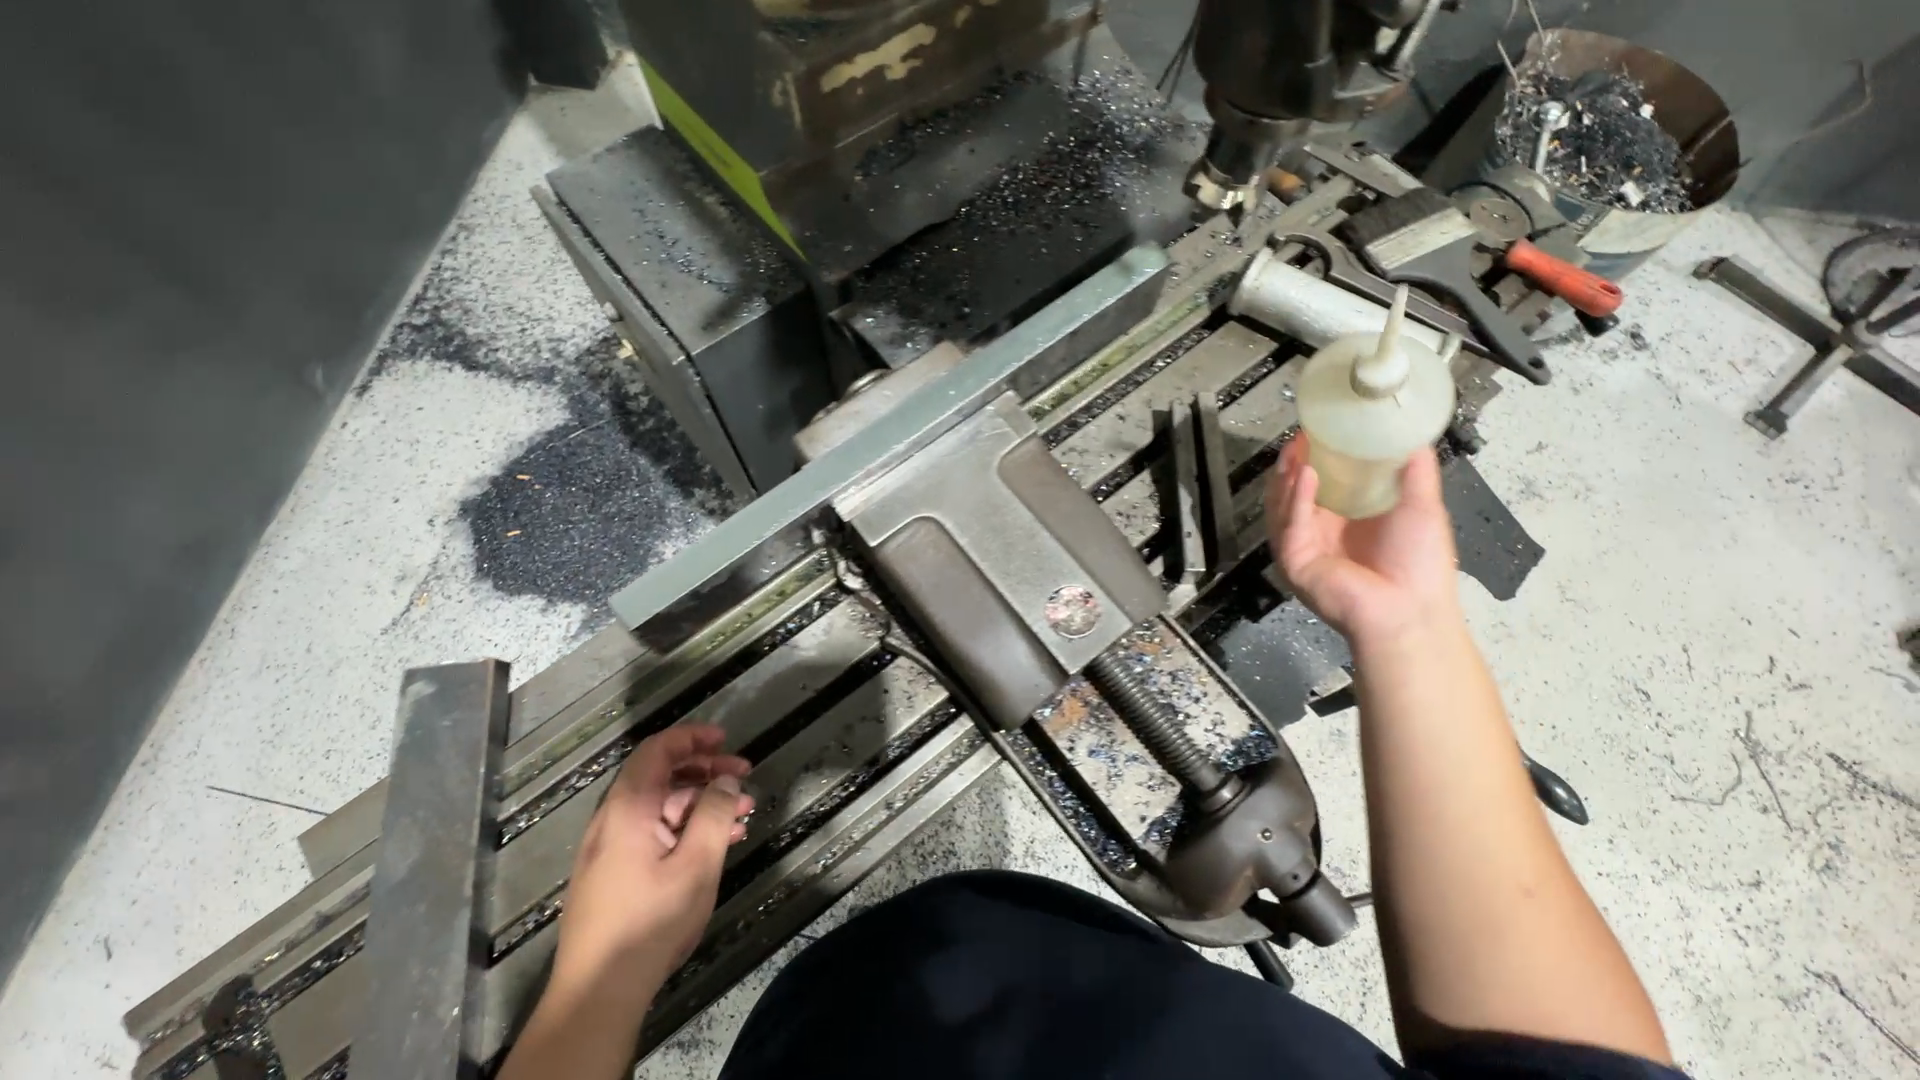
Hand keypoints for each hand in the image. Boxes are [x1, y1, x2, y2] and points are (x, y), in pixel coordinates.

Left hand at [550, 725, 753, 1004]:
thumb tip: (725, 779)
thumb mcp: (697, 864)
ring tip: (741, 816)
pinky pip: (652, 832)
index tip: (727, 740)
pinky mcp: (612, 872)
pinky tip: (716, 844)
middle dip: (705, 771)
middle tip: (745, 777)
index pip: (658, 750)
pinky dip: (685, 827)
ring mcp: (609, 848)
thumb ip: (714, 813)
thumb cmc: (651, 921)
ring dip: (701, 803)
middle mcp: (612, 820)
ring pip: (660, 807)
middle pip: (660, 776)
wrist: (598, 989)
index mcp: (628, 808)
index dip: (693, 737)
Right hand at [1265, 436, 1459, 645]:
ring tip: (1297, 449)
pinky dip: (1295, 499)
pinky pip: (1289, 525)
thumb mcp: (1422, 507)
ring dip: (1287, 476)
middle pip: (1294, 492)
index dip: (1318, 457)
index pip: (1322, 483)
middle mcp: (1320, 532)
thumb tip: (1416, 435)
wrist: (1409, 611)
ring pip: (1283, 505)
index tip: (1320, 431)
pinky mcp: (1295, 560)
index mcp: (1346, 521)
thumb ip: (1415, 471)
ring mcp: (1305, 546)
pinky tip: (1305, 475)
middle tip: (1301, 436)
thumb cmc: (1419, 565)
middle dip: (1294, 463)